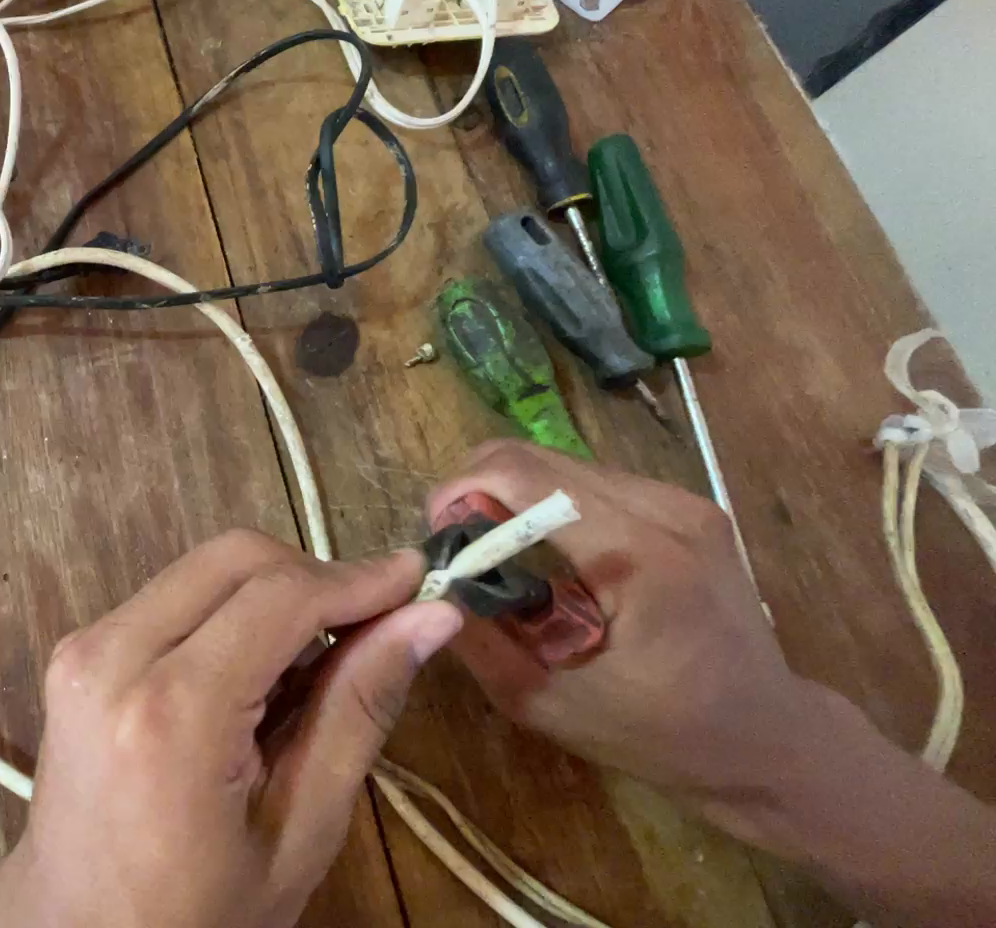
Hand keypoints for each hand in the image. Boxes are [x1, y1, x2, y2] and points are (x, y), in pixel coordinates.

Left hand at [0, 529, 461, 927]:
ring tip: (313, 654)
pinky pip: (166, 595)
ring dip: (266, 590)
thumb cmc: (199, 909)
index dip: (355, 579)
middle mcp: (113, 653)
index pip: (277, 597)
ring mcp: (83, 644)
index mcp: (172, 710)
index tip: (416, 579)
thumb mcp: (301, 829)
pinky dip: (222, 609)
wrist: (76, 927)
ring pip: (198, 569)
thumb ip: (359, 709)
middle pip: (231, 559)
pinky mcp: (75, 647)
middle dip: (310, 574)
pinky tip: (252, 664)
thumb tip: (430, 621)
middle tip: (370, 620)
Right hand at [423, 440, 827, 815]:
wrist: (772, 741)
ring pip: (551, 461)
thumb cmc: (659, 734)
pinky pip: (581, 478)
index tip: (436, 534)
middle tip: (456, 543)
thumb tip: (425, 579)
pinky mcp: (680, 504)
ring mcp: (679, 501)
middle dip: (472, 490)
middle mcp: (664, 511)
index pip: (522, 477)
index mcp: (638, 557)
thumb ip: (475, 636)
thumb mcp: (543, 702)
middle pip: (529, 457)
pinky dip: (539, 501)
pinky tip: (539, 549)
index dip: (459, 491)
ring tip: (494, 549)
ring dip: (504, 494)